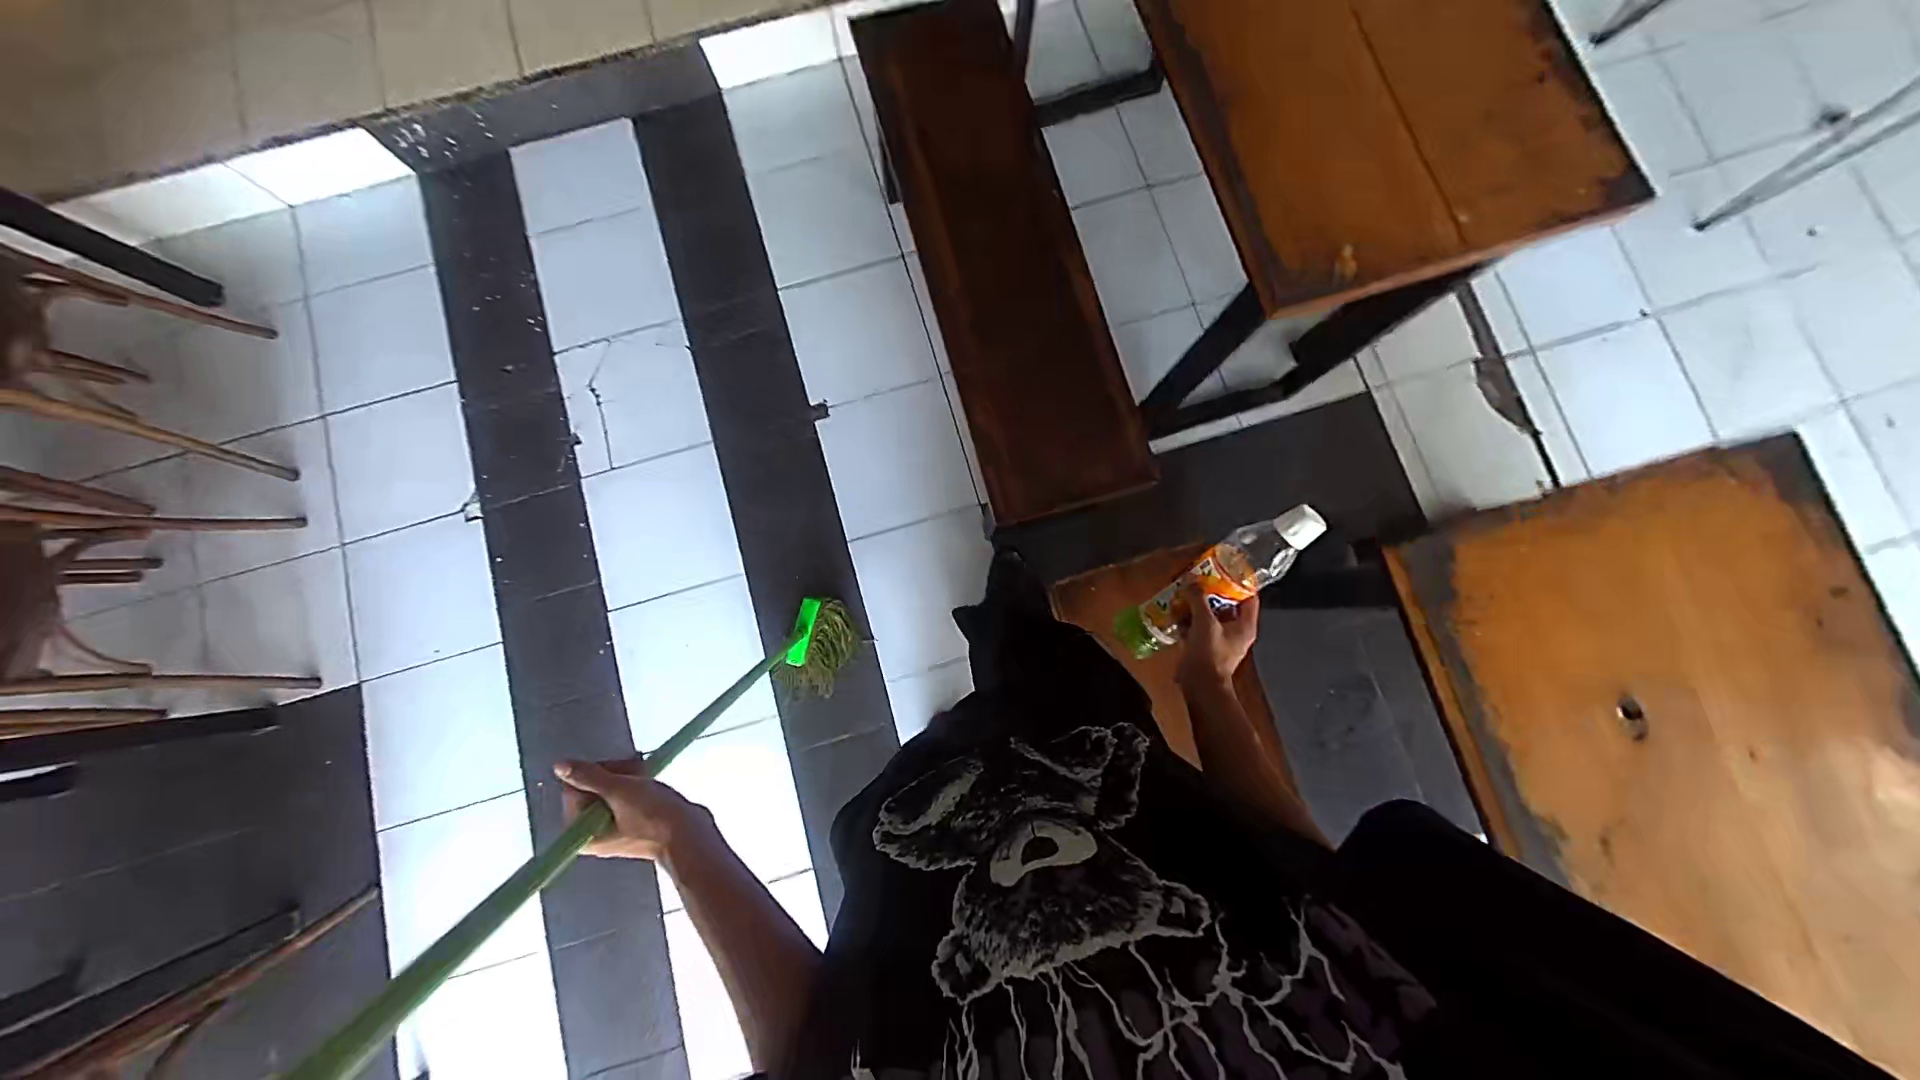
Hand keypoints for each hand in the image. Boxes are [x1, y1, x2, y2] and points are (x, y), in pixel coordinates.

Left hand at [555, 757, 708, 861]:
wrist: (689, 833)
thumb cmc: (653, 818)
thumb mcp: (619, 791)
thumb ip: (589, 777)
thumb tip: (560, 766)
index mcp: (582, 831)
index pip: (574, 789)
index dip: (595, 773)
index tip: (617, 773)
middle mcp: (593, 829)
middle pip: (591, 787)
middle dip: (615, 774)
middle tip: (636, 776)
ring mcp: (613, 824)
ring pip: (611, 787)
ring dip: (628, 775)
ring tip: (646, 779)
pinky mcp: (631, 818)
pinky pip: (625, 794)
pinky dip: (637, 784)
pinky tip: (649, 782)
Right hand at [1176, 581, 1259, 687]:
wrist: (1199, 685)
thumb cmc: (1209, 653)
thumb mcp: (1204, 621)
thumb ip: (1198, 598)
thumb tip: (1190, 579)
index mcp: (1245, 625)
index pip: (1249, 597)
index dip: (1239, 582)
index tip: (1225, 569)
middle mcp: (1235, 631)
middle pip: (1227, 605)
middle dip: (1212, 592)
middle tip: (1199, 578)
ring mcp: (1219, 640)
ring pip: (1210, 616)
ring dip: (1197, 605)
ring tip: (1184, 592)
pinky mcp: (1204, 647)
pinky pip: (1197, 628)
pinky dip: (1189, 619)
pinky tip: (1175, 611)